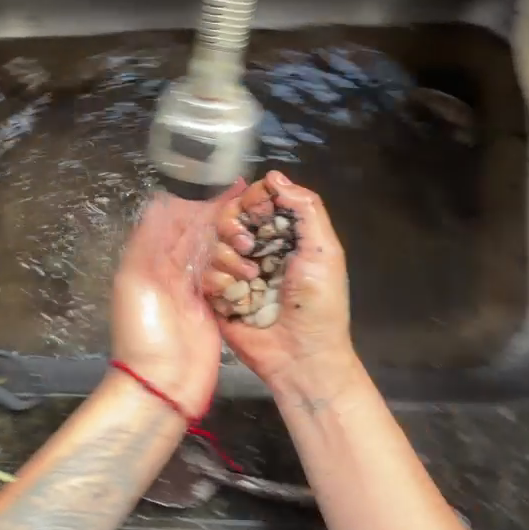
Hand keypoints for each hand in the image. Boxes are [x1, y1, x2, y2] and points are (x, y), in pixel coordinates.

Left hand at [110, 189, 230, 413]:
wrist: (161, 384)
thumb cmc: (143, 333)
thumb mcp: (135, 280)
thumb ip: (148, 239)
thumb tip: (161, 200)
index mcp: (151, 261)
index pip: (179, 223)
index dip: (204, 206)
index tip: (232, 192)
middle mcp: (171, 273)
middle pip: (201, 237)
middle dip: (223, 227)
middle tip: (248, 221)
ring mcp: (193, 292)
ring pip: (217, 257)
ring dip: (234, 250)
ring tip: (250, 249)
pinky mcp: (213, 311)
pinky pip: (228, 282)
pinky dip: (239, 273)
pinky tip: (254, 265)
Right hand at [200, 171, 353, 389]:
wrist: (301, 354)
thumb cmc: (319, 304)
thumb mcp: (324, 250)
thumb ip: (305, 208)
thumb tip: (274, 175)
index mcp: (284, 235)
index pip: (258, 202)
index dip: (253, 202)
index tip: (258, 214)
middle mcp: (257, 250)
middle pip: (228, 218)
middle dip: (234, 229)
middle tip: (249, 248)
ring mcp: (236, 273)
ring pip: (213, 245)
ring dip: (229, 260)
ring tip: (250, 280)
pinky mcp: (218, 296)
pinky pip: (204, 275)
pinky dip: (220, 284)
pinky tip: (237, 299)